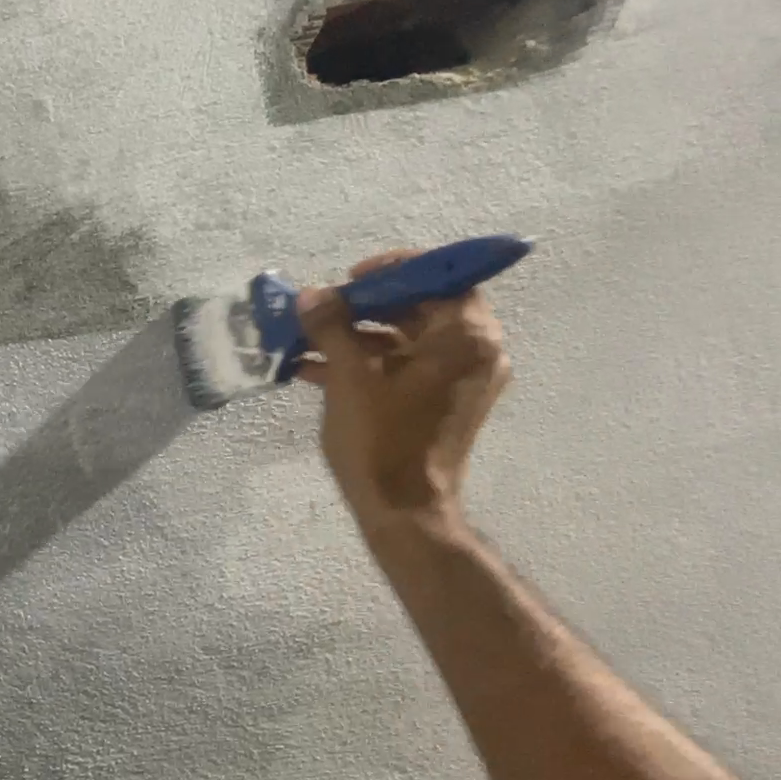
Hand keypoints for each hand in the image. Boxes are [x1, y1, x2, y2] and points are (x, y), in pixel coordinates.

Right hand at [296, 249, 510, 535]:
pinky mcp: (438, 402)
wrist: (401, 508)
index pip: (442, 277)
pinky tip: (315, 370)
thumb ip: (332, 329)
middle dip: (365, 306)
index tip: (348, 279)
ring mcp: (457, 379)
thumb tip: (311, 294)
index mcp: (466, 338)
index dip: (393, 271)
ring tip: (306, 342)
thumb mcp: (349, 378)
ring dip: (356, 336)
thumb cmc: (381, 440)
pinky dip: (365, 362)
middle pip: (420, 307)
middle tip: (320, 310)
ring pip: (405, 339)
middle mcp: (474, 351)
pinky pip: (402, 367)